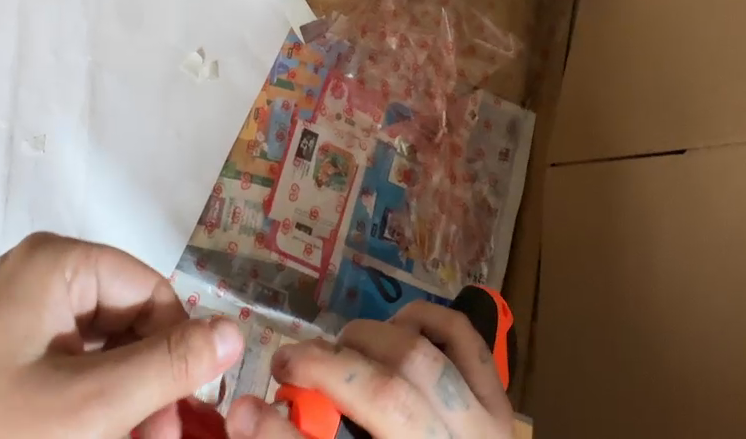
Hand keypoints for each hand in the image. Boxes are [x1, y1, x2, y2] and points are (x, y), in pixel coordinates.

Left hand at [0, 232, 242, 438]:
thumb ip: (168, 367)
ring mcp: (13, 309)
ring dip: (120, 397)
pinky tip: (91, 435)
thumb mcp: (89, 408)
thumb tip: (240, 330)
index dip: (177, 349)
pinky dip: (83, 400)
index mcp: (58, 262)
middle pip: (124, 316)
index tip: (182, 416)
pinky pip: (61, 362)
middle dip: (147, 380)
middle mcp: (36, 271)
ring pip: (96, 345)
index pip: (151, 290)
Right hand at [222, 302, 513, 438]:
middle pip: (390, 393)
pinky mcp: (500, 402)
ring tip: (340, 351)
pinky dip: (424, 321)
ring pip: (424, 359)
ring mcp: (487, 424)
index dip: (289, 420)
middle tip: (292, 366)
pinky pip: (463, 340)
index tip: (251, 396)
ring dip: (370, 341)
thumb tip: (245, 413)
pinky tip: (396, 331)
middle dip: (331, 368)